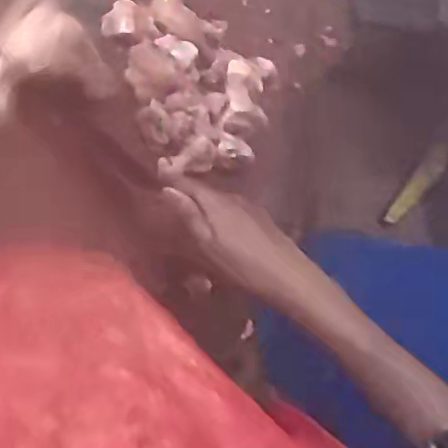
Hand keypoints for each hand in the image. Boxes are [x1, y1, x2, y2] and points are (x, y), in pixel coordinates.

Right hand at [158, 175, 331, 314]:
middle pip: (203, 187)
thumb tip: (166, 188)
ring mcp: (248, 205)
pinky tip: (219, 222)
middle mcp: (231, 196)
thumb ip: (188, 215)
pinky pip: (231, 205)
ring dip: (203, 199)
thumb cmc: (242, 265)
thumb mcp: (208, 244)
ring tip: (191, 207)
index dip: (170, 176)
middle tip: (168, 190)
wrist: (292, 278)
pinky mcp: (260, 217)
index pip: (186, 181)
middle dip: (186, 187)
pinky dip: (219, 208)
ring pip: (218, 197)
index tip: (155, 170)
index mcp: (215, 201)